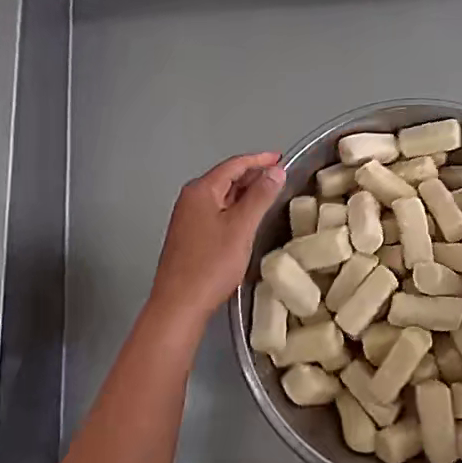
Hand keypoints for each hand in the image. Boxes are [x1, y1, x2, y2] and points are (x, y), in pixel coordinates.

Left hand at [146, 152, 286, 323]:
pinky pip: (217, 210)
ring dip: (246, 191)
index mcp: (201, 191)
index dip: (259, 159)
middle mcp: (191, 199)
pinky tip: (249, 217)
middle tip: (280, 175)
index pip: (234, 164)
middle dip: (253, 174)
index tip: (281, 158)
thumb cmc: (211, 264)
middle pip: (226, 177)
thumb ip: (260, 196)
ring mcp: (188, 217)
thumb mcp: (242, 227)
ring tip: (270, 193)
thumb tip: (276, 171)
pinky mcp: (190, 235)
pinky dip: (236, 207)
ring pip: (222, 195)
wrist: (179, 304)